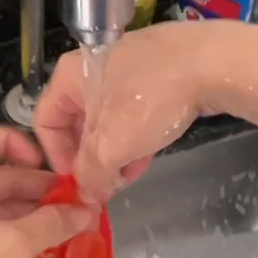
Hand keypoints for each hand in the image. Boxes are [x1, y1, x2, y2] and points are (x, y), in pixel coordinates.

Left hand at [0, 125, 94, 257]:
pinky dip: (14, 227)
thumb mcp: (12, 246)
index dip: (16, 141)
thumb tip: (88, 210)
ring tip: (67, 225)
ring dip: (29, 210)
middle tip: (75, 203)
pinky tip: (42, 243)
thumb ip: (52, 223)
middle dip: (36, 186)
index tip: (46, 164)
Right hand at [34, 21, 243, 201]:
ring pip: (107, 118)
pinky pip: (133, 108)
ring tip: (130, 174)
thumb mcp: (111, 147)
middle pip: (77, 122)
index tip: (78, 182)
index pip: (44, 122)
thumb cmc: (149, 99)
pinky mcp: (155, 70)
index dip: (56, 157)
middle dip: (90, 158)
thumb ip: (91, 175)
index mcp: (69, 76)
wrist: (213, 63)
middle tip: (106, 184)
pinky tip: (150, 152)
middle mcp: (91, 66)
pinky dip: (135, 133)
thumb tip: (87, 194)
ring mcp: (125, 65)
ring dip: (114, 151)